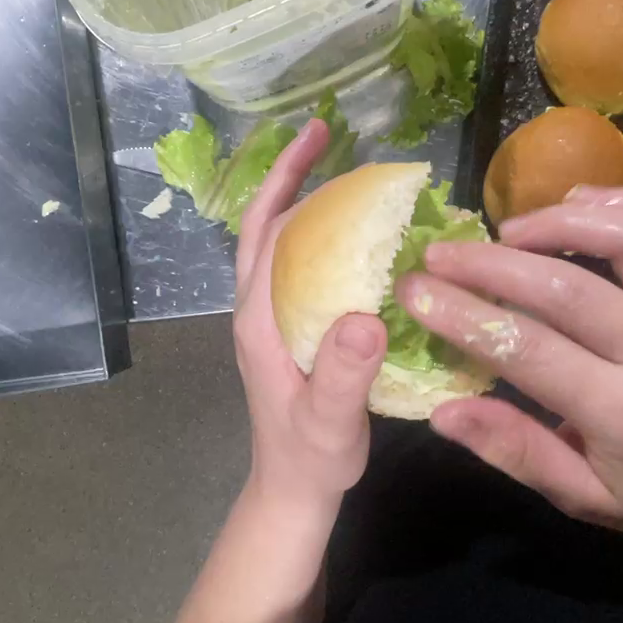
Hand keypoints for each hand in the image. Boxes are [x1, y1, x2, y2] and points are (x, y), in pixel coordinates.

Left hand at [231, 121, 388, 508]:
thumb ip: (342, 375)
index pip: (265, 235)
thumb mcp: (329, 422)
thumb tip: (364, 316)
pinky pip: (298, 267)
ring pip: (279, 244)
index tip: (316, 140)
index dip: (285, 184)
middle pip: (264, 228)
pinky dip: (317, 235)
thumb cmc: (310, 458)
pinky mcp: (287, 329)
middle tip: (326, 134)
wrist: (293, 489)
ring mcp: (270, 318)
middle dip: (288, 177)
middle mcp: (258, 309)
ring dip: (301, 200)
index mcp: (259, 320)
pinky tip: (352, 232)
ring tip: (340, 168)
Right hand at [396, 186, 622, 547]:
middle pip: (569, 286)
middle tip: (438, 253)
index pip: (531, 351)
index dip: (464, 316)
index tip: (413, 291)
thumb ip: (515, 451)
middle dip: (489, 264)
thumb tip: (443, 412)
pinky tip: (576, 204)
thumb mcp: (585, 498)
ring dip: (561, 220)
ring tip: (507, 230)